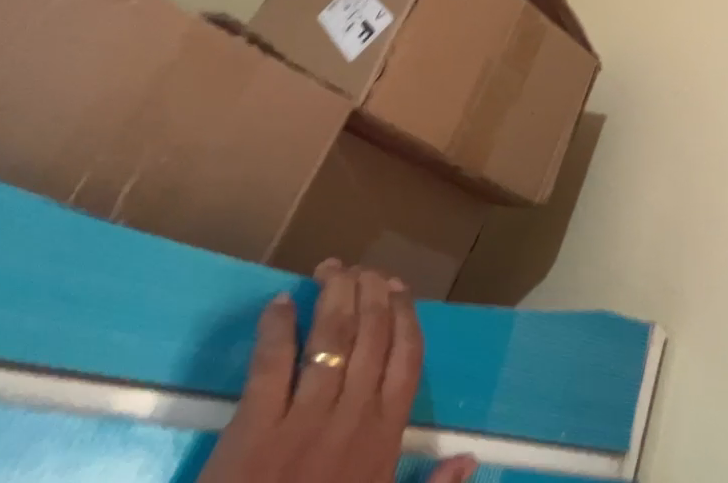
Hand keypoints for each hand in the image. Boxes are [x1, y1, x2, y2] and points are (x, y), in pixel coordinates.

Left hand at [196, 259, 476, 482]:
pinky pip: (272, 365)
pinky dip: (278, 328)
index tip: (398, 285)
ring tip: (330, 269)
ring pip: (331, 340)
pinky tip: (281, 302)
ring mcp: (305, 418)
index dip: (405, 314)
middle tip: (363, 267)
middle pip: (371, 337)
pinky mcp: (255, 426)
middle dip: (370, 293)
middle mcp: (354, 414)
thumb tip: (472, 459)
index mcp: (387, 433)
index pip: (407, 356)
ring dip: (334, 297)